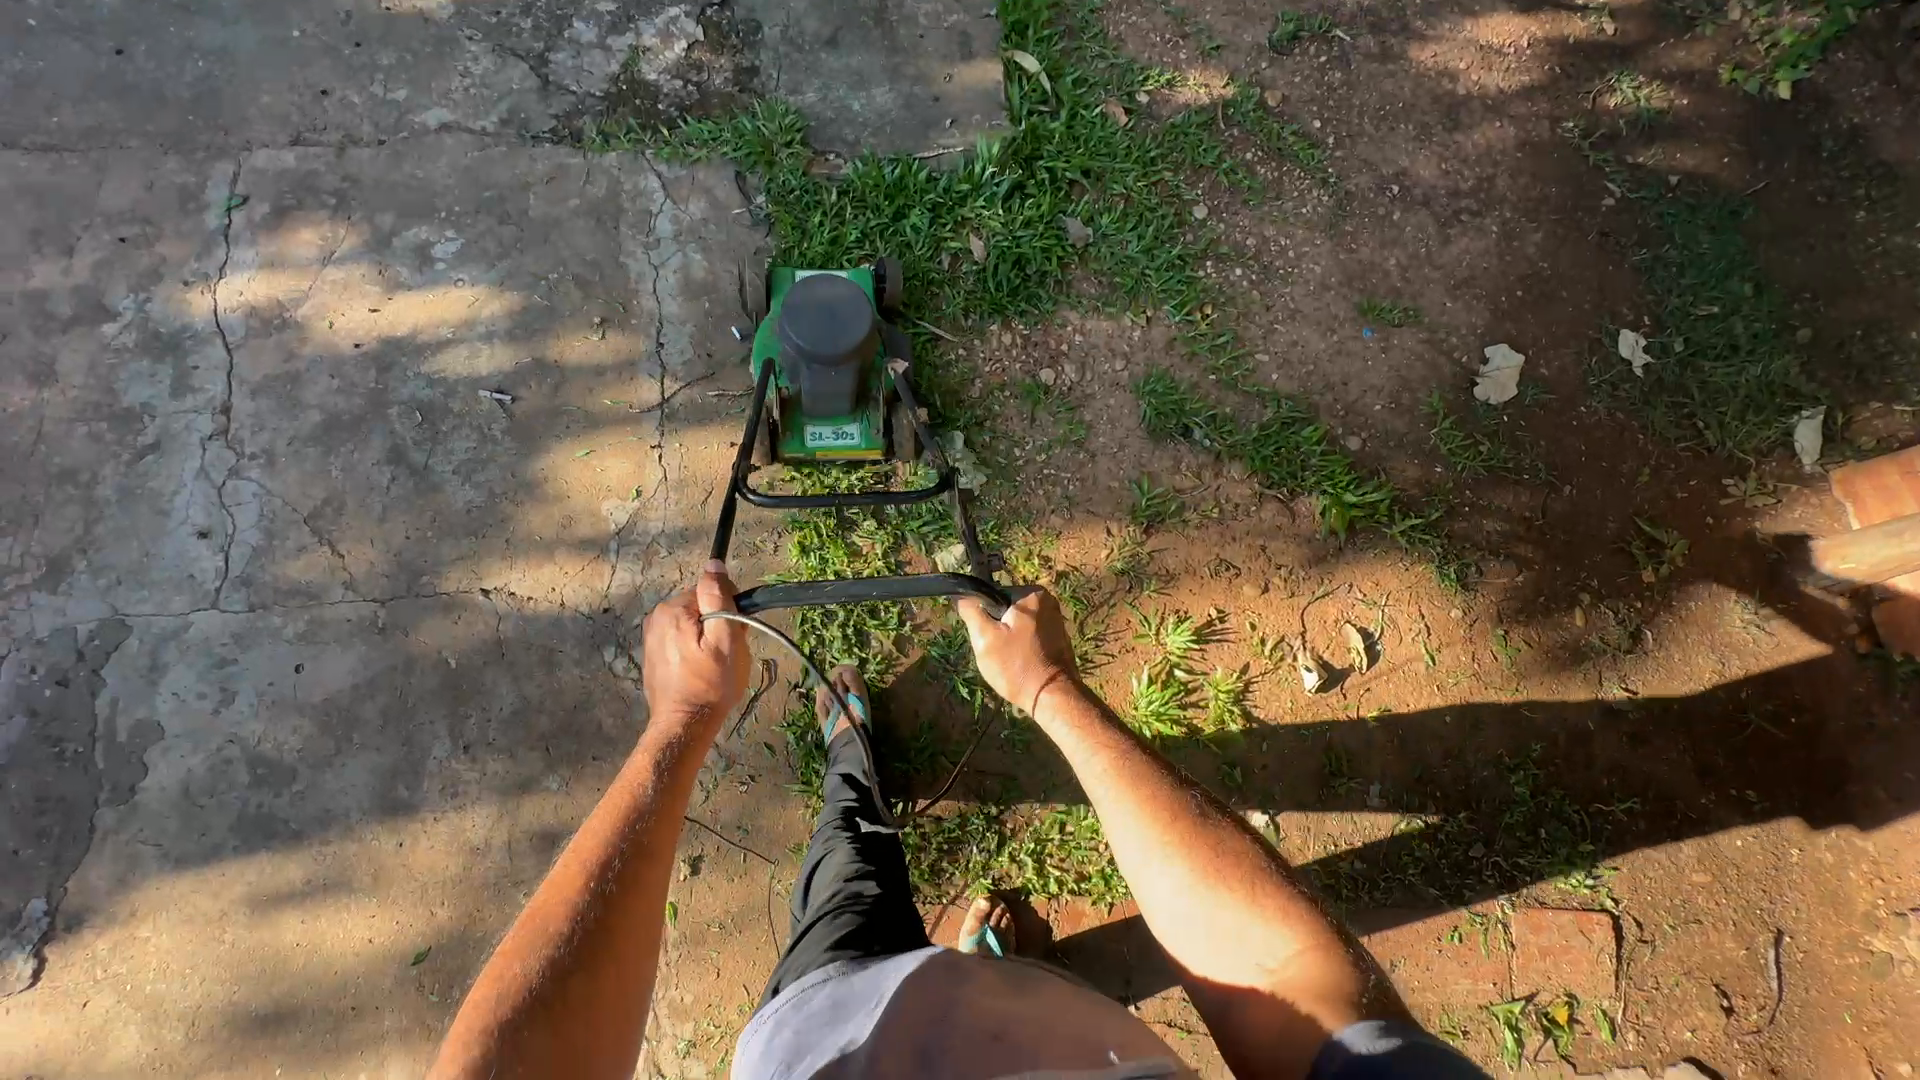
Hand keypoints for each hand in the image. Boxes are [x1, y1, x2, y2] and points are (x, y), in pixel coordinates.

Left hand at [640, 560, 749, 736]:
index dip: (729, 609)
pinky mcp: (653, 652)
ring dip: (707, 638)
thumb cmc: (711, 683)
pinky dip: (693, 649)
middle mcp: (657, 616)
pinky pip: (681, 638)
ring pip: (692, 623)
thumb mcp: (725, 638)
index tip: (734, 635)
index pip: (711, 590)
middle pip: (701, 606)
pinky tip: (699, 670)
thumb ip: (718, 598)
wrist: (685, 723)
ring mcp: (652, 635)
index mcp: (673, 609)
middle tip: (726, 653)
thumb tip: (713, 564)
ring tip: (713, 664)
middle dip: (718, 623)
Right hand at [956, 588, 1077, 715]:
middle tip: (997, 652)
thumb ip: (971, 611)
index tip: (987, 638)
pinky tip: (1021, 664)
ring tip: (1010, 660)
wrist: (1052, 697)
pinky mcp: (1059, 638)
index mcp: (1032, 593)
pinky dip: (1023, 647)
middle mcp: (1048, 601)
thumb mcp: (985, 637)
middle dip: (998, 630)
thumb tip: (962, 595)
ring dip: (1010, 640)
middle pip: (1006, 611)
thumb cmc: (1016, 666)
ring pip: (1018, 625)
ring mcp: (1056, 620)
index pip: (994, 597)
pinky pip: (1031, 637)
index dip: (984, 618)